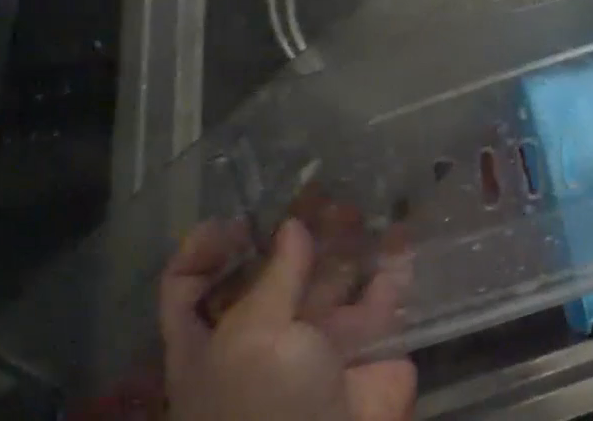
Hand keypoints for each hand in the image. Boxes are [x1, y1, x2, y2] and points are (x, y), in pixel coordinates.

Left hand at [161, 218, 415, 420]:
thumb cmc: (264, 401)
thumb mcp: (250, 338)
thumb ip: (273, 278)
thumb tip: (291, 226)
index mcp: (212, 342)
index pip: (191, 289)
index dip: (206, 252)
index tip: (235, 219)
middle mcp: (264, 334)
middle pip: (273, 272)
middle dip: (293, 232)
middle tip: (318, 192)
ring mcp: (321, 337)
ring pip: (332, 275)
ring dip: (345, 238)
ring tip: (359, 205)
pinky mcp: (373, 338)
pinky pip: (385, 290)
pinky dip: (395, 259)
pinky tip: (401, 230)